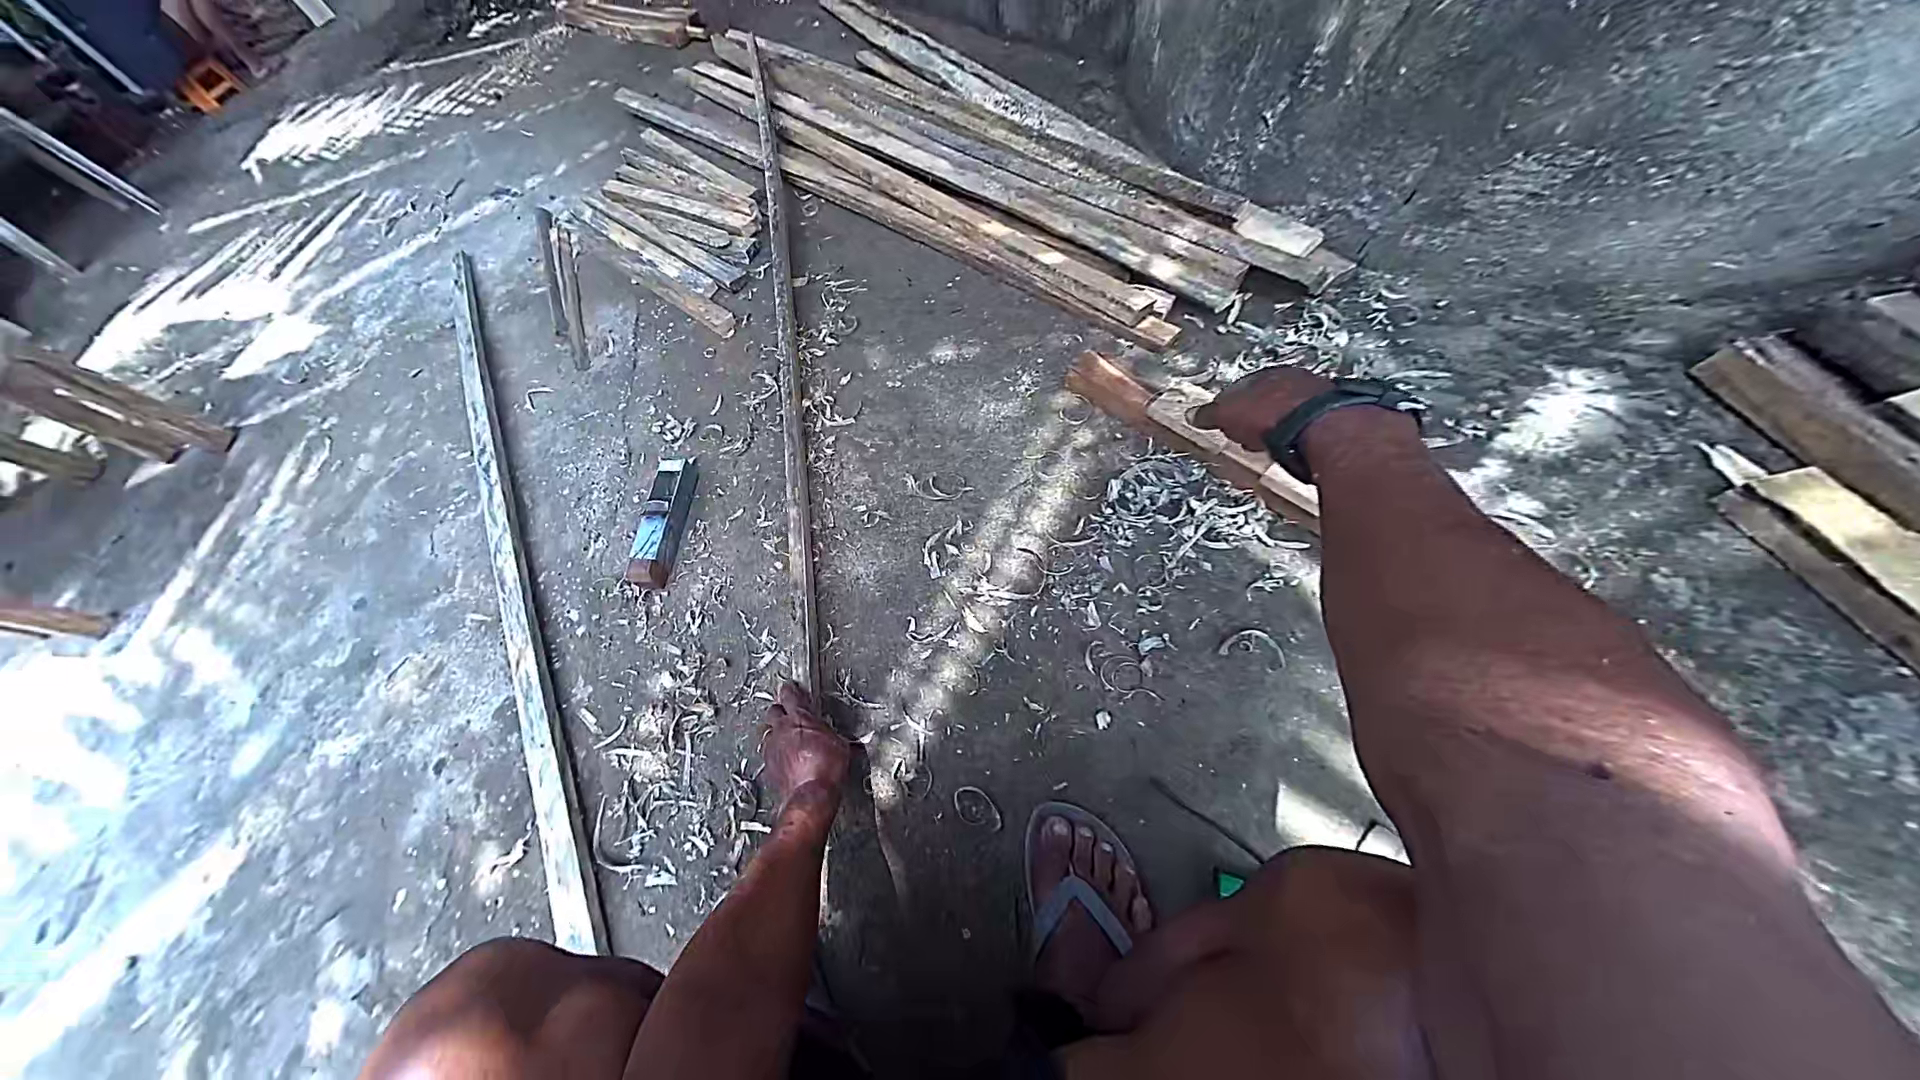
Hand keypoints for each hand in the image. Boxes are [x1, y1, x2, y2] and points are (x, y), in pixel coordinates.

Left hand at [761, 681, 849, 814]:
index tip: (791, 688)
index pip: (790, 695)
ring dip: (775, 733)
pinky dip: (775, 753)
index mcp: (800, 718)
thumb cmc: (825, 768)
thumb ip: (831, 735)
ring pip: (768, 733)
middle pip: (773, 711)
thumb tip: (837, 738)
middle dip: (780, 711)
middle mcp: (781, 730)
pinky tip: (784, 759)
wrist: (811, 795)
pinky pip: (768, 753)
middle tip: (788, 713)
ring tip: (785, 738)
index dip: (790, 691)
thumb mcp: (840, 745)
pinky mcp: (768, 767)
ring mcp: (772, 749)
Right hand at [1190, 366, 1334, 451]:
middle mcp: (1296, 380)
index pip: (1243, 386)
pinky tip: (1289, 451)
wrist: (1322, 429)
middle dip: (1255, 417)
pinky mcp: (1335, 421)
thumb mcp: (1228, 415)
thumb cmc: (1274, 415)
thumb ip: (1209, 414)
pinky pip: (1307, 430)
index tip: (1224, 419)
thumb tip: (1192, 414)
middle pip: (1269, 399)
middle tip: (1244, 435)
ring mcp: (1318, 400)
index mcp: (1268, 374)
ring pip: (1290, 413)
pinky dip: (1296, 439)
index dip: (1230, 405)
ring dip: (1277, 428)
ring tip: (1266, 447)